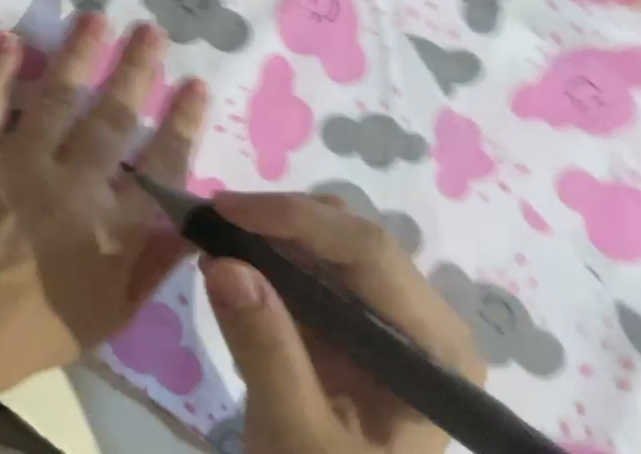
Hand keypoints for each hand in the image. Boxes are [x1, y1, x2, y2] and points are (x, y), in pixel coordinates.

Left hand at [0, 16, 206, 395]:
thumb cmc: (37, 326)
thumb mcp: (116, 311)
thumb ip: (154, 261)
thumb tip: (196, 221)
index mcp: (114, 227)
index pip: (161, 164)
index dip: (183, 123)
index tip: (196, 85)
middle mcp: (72, 185)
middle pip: (113, 117)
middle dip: (135, 69)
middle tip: (149, 30)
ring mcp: (19, 163)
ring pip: (55, 97)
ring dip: (77, 54)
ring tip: (94, 18)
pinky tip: (7, 40)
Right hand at [200, 193, 485, 453]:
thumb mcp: (294, 433)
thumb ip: (266, 352)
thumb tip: (224, 263)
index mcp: (433, 351)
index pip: (369, 252)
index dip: (294, 217)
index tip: (220, 208)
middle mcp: (421, 323)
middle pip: (351, 235)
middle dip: (277, 218)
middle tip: (206, 221)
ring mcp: (385, 322)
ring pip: (328, 241)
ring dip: (267, 229)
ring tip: (211, 238)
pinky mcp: (347, 324)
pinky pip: (308, 265)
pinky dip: (263, 250)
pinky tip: (227, 260)